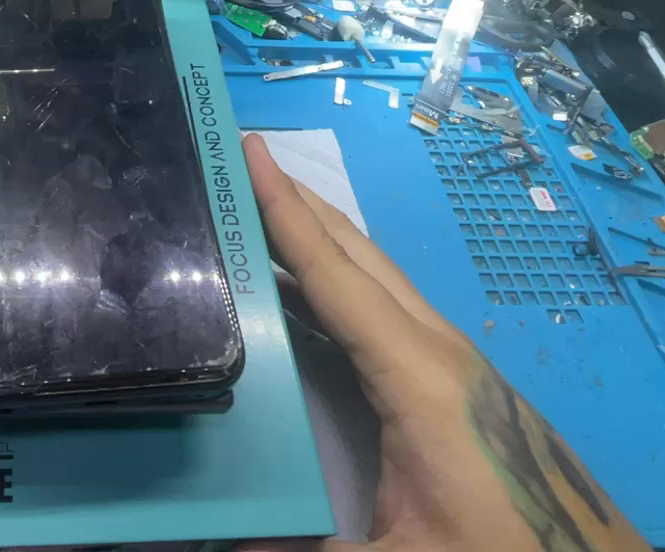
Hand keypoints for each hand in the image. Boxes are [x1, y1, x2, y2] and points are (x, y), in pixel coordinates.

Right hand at [242, 134, 646, 551]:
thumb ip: (303, 545)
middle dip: (294, 197)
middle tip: (238, 162)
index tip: (252, 153)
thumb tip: (220, 534)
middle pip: (351, 249)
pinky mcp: (445, 369)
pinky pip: (374, 301)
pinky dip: (329, 274)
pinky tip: (295, 285)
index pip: (334, 273)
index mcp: (415, 375)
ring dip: (312, 230)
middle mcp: (430, 343)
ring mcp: (443, 352)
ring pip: (367, 268)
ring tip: (256, 205)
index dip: (285, 210)